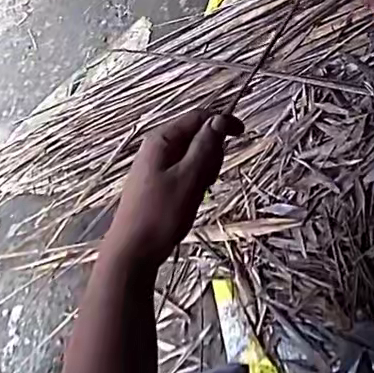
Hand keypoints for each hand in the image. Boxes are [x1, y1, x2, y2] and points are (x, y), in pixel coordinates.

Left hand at [103, 108, 242, 273]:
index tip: (242, 134)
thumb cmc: (160, 215)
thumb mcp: (189, 178)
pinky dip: (194, 180)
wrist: (131, 256)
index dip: (221, 121)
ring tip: (198, 193)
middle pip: (196, 135)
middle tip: (209, 178)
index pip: (198, 117)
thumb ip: (205, 146)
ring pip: (192, 155)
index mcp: (161, 140)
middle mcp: (157, 147)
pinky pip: (184, 171)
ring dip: (204, 169)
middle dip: (211, 152)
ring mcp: (155, 166)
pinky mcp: (157, 183)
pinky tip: (191, 199)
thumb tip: (219, 118)